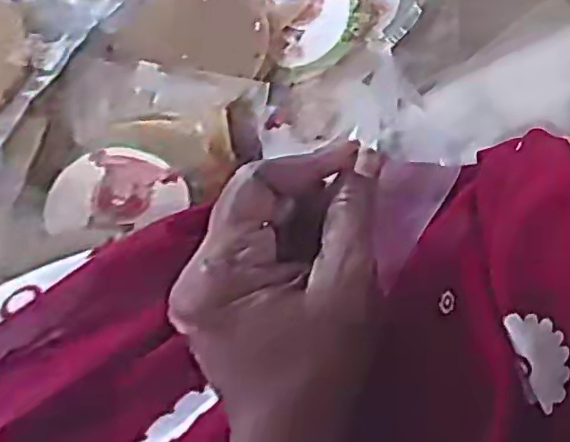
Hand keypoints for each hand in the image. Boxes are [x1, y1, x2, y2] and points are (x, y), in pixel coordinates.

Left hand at [168, 142, 378, 441]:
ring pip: (270, 216)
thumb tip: (367, 156)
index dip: (311, 162)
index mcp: (217, 271)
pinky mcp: (231, 293)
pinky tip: (342, 229)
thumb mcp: (348, 278)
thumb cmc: (324, 360)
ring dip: (317, 205)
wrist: (300, 431)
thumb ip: (353, 211)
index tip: (362, 155)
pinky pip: (272, 239)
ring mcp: (213, 284)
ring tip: (361, 204)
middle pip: (260, 199)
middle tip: (368, 178)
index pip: (255, 185)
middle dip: (317, 185)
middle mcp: (201, 272)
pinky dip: (310, 227)